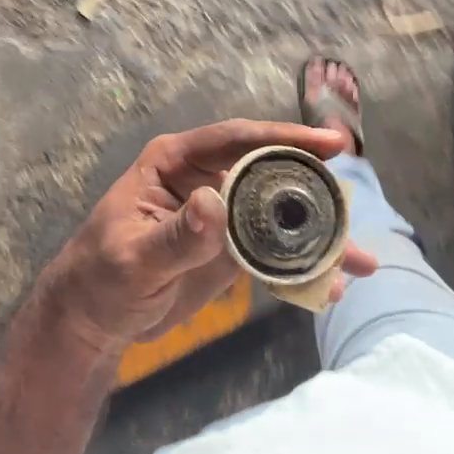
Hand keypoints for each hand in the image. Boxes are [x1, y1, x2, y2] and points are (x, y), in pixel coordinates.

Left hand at [41, 119, 377, 354]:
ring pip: (278, 212)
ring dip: (317, 234)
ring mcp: (222, 214)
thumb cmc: (100, 276)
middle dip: (313, 185)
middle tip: (354, 202)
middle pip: (268, 171)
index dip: (282, 136)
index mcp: (176, 162)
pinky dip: (301, 267)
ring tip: (361, 259)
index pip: (235, 140)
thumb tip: (214, 202)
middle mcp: (205, 178)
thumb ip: (176, 235)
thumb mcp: (132, 259)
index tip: (328, 142)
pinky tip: (329, 287)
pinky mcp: (231, 249)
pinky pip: (272, 251)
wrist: (93, 316)